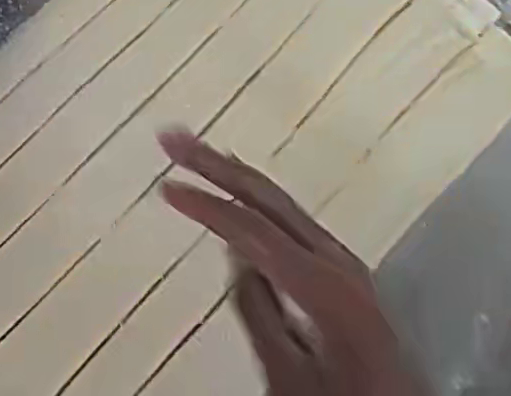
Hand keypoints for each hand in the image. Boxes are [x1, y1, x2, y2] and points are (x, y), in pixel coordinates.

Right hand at [157, 130, 423, 395]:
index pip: (250, 227)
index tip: (166, 187)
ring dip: (233, 171)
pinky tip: (238, 189)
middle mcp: (335, 258)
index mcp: (322, 281)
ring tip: (197, 151)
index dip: (204, 204)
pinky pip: (289, 217)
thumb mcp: (290, 379)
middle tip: (173, 139)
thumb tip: (236, 258)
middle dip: (214, 162)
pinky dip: (255, 193)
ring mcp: (343, 260)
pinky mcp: (343, 270)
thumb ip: (260, 314)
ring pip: (278, 199)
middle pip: (265, 195)